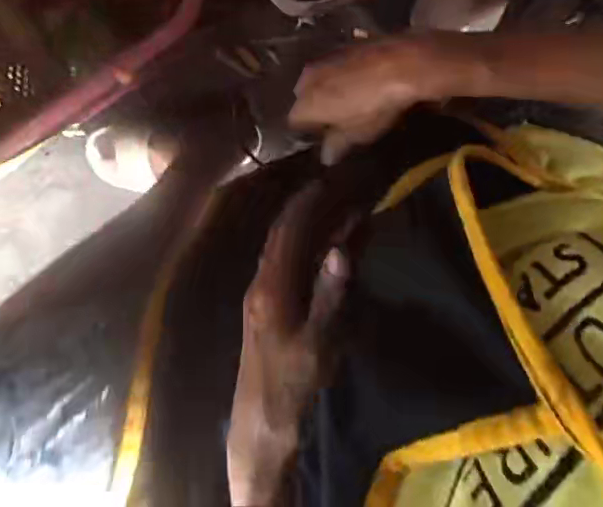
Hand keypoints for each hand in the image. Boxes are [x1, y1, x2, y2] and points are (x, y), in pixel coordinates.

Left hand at [227, 182, 354, 505]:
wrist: (261, 424)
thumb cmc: (292, 386)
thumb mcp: (318, 347)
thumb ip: (330, 297)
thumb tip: (341, 250)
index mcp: (271, 286)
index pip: (288, 229)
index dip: (309, 202)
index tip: (329, 178)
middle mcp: (261, 280)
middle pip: (283, 231)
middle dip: (308, 205)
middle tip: (335, 184)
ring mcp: (261, 290)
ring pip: (283, 244)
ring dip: (306, 222)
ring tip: (332, 204)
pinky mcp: (266, 302)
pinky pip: (286, 260)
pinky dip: (305, 243)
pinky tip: (322, 242)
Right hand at [289, 35, 474, 162]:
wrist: (399, 62)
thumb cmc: (374, 104)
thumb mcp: (358, 133)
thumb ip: (337, 144)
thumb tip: (326, 155)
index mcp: (305, 103)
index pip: (294, 122)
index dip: (308, 132)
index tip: (324, 138)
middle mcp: (306, 79)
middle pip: (302, 98)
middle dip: (315, 108)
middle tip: (337, 119)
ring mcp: (322, 59)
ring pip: (317, 80)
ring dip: (327, 89)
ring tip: (350, 99)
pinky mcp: (340, 45)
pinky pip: (333, 66)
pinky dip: (340, 75)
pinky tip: (360, 80)